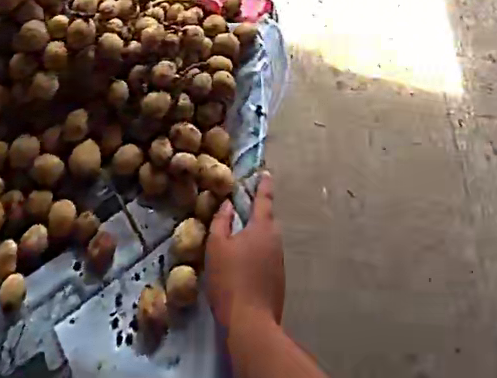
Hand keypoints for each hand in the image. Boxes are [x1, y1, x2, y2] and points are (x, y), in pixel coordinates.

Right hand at [205, 172, 283, 327]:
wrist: (251, 325)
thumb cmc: (230, 280)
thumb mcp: (217, 247)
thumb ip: (221, 221)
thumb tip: (229, 204)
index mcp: (262, 227)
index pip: (264, 199)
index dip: (263, 185)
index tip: (265, 173)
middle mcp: (275, 240)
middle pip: (267, 220)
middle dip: (257, 213)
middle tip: (243, 208)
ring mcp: (279, 262)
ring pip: (268, 240)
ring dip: (257, 235)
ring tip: (240, 237)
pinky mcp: (278, 281)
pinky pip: (268, 257)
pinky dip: (258, 253)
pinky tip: (245, 264)